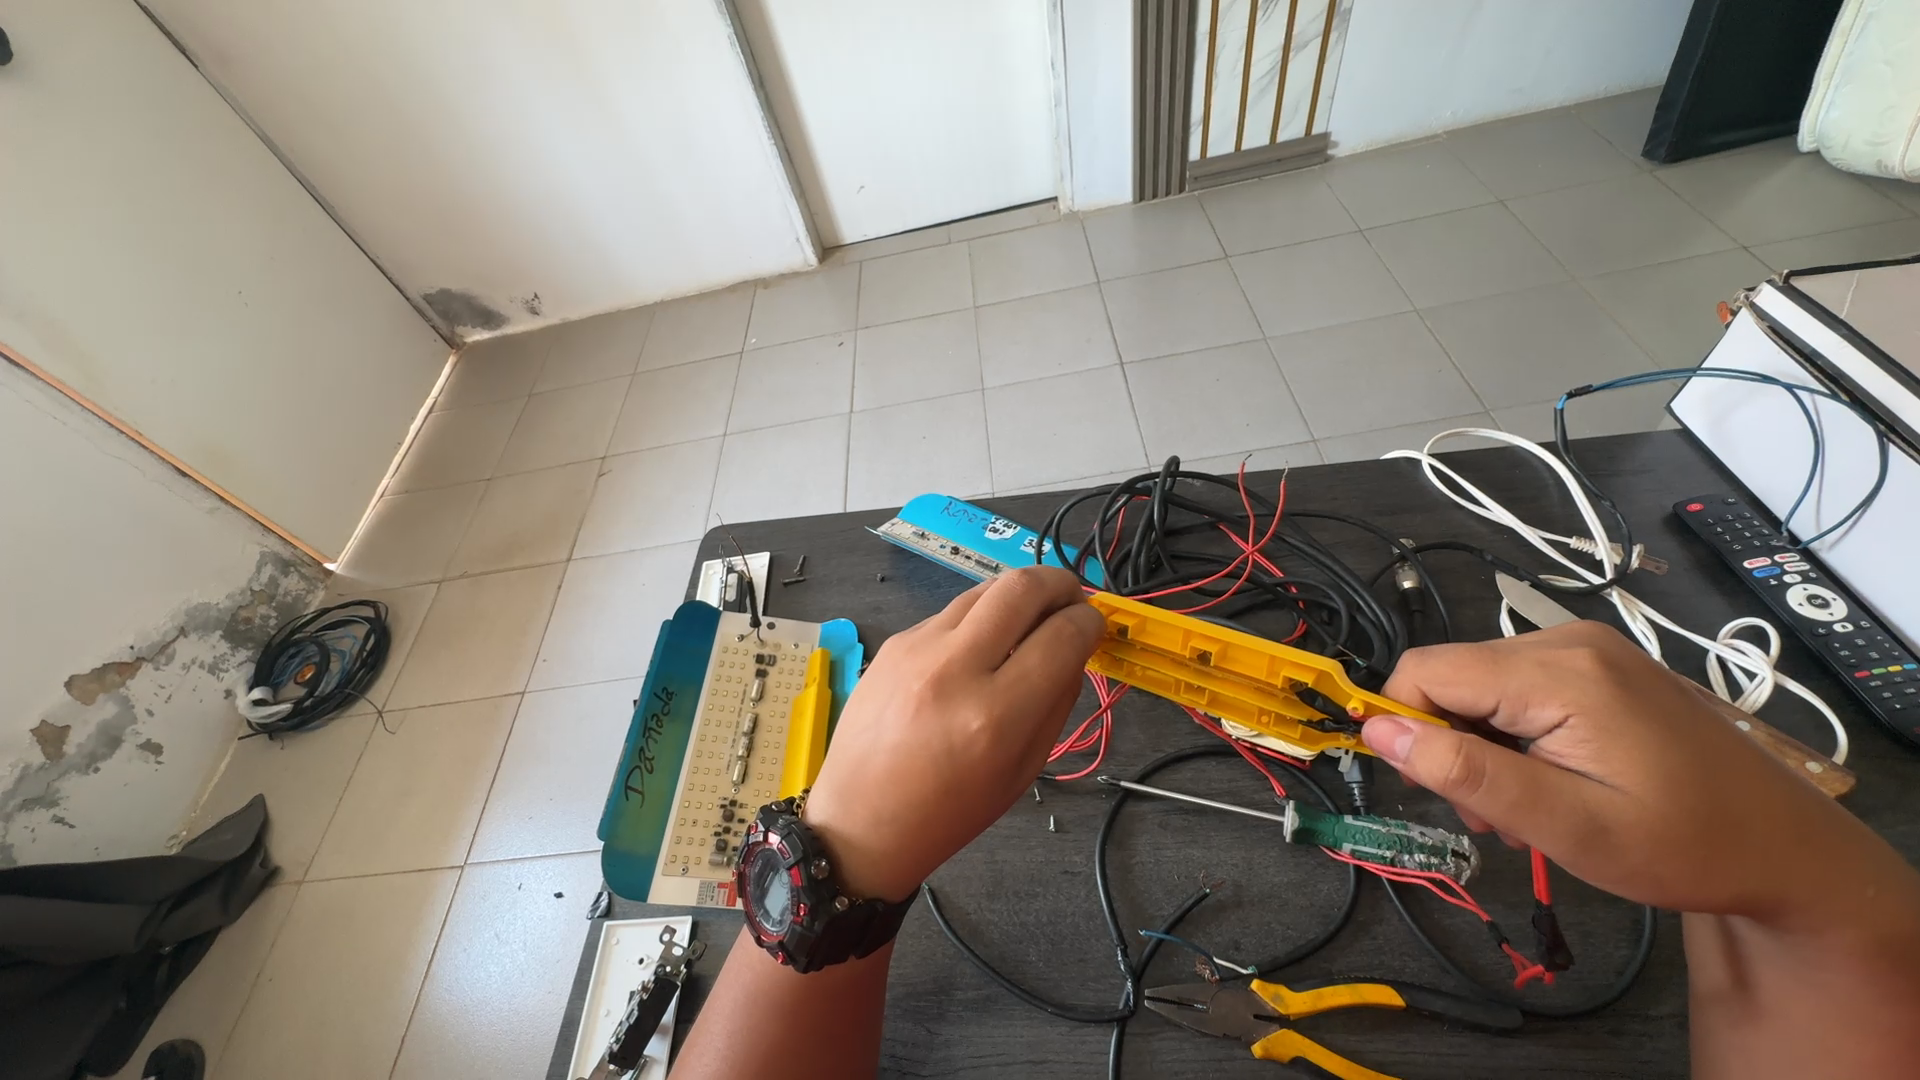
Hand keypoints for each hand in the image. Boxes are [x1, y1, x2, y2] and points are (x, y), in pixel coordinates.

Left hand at [801, 567, 1105, 900]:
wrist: (859, 818)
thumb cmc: (949, 811)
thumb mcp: (1023, 770)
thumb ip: (1057, 701)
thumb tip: (1076, 645)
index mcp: (995, 715)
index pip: (1062, 635)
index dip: (1090, 622)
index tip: (1094, 626)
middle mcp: (955, 668)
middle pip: (1022, 586)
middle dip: (1060, 583)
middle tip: (1071, 599)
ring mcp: (918, 647)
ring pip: (986, 588)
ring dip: (1019, 594)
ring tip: (1031, 619)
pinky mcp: (896, 640)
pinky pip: (953, 611)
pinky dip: (981, 617)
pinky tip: (982, 645)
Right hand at [1361, 621, 1918, 927]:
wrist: (1793, 854)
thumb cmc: (1684, 847)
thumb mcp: (1568, 825)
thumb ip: (1467, 773)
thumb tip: (1376, 729)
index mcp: (1560, 671)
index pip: (1425, 670)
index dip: (1402, 722)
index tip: (1429, 783)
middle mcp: (1566, 640)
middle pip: (1449, 675)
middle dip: (1447, 742)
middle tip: (1488, 811)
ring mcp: (1584, 647)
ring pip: (1475, 681)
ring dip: (1476, 741)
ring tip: (1522, 802)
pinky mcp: (1594, 663)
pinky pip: (1511, 683)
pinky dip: (1506, 730)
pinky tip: (1542, 773)